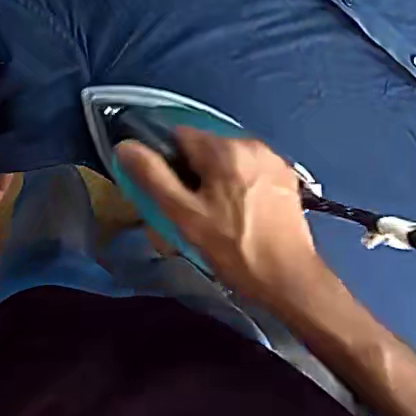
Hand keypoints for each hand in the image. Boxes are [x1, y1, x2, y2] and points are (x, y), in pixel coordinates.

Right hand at [116, 127, 329, 307]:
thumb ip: (153, 176)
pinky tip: (242, 210)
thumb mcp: (185, 215)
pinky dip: (240, 180)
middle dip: (194, 170)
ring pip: (227, 156)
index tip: (174, 191)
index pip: (180, 135)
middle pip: (205, 146)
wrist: (290, 280)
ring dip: (217, 175)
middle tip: (194, 208)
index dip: (170, 161)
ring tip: (219, 212)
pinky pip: (249, 167)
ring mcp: (272, 158)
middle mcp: (251, 144)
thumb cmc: (233, 249)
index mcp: (224, 149)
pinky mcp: (286, 175)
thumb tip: (125, 145)